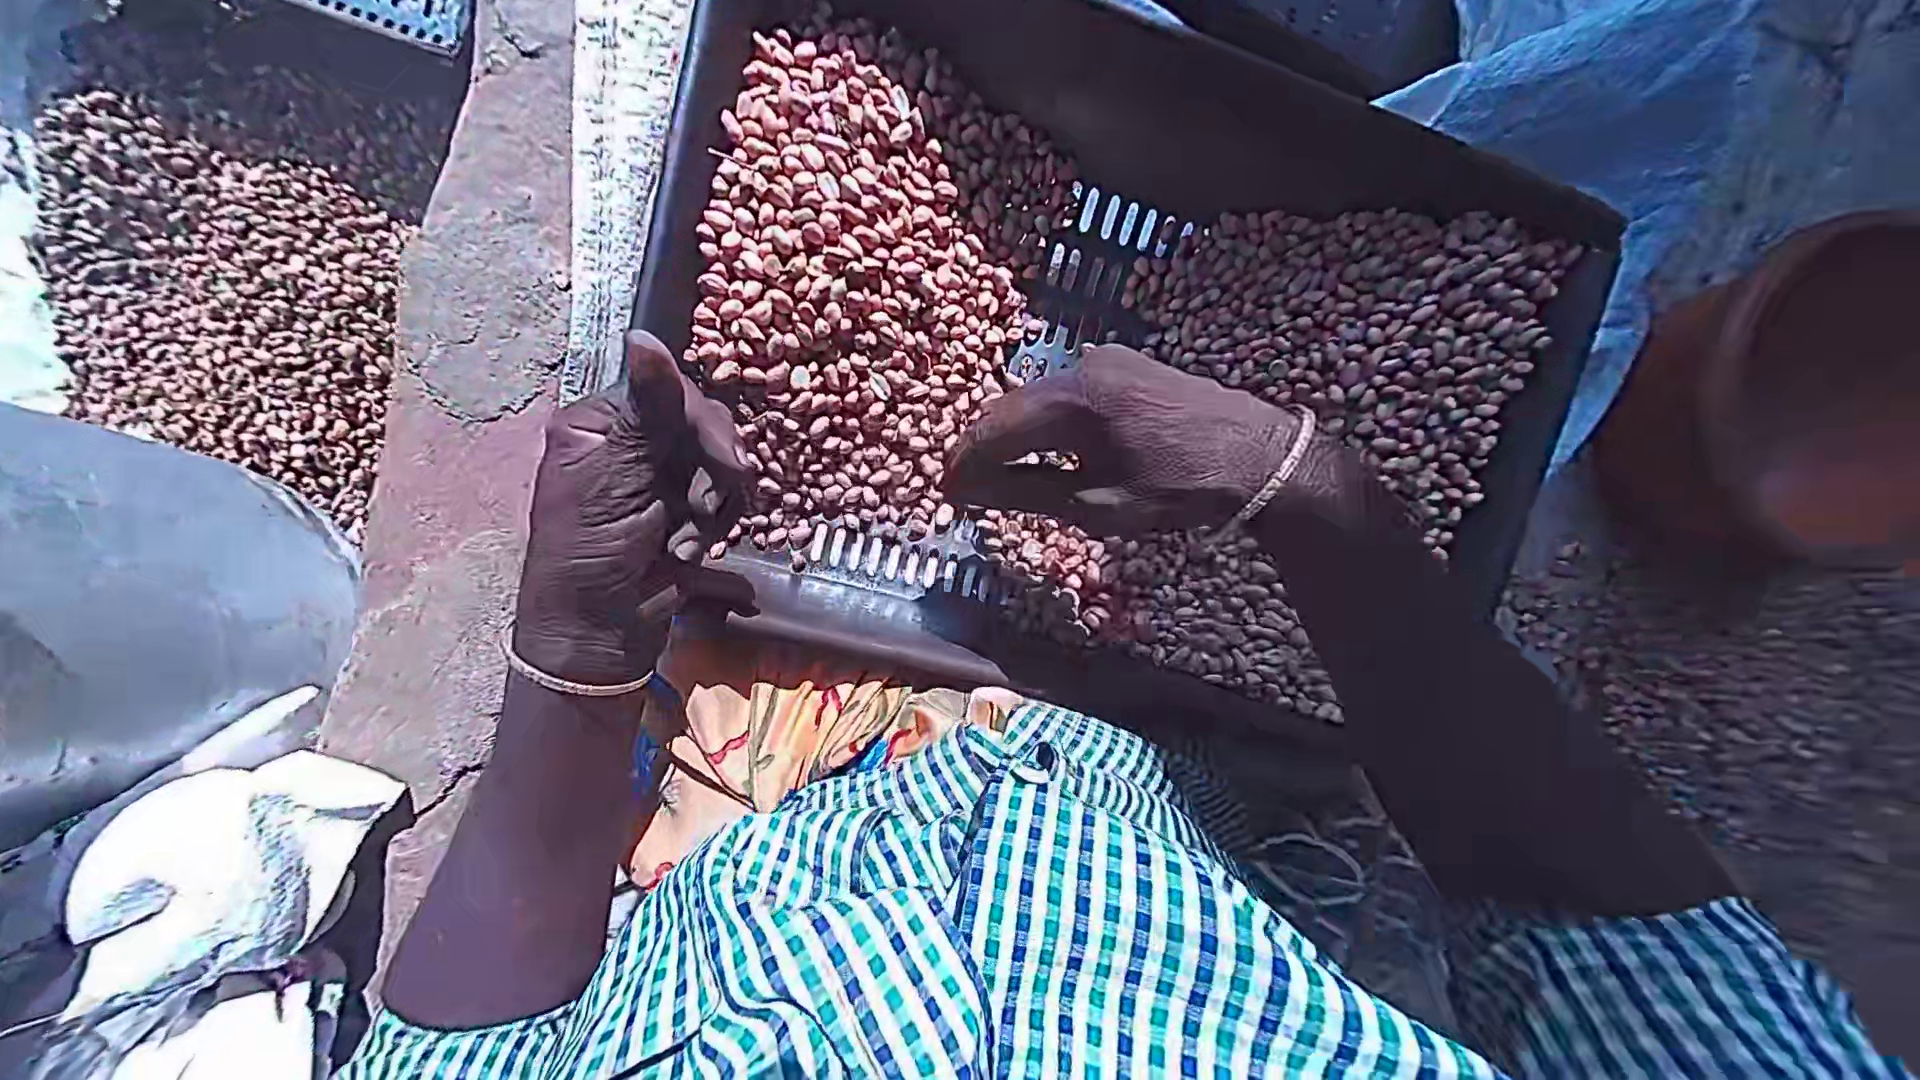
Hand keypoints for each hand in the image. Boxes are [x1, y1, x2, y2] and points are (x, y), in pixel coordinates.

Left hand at [513, 330, 753, 685]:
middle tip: (704, 511)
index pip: (675, 397)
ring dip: (714, 508)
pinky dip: (716, 529)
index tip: (733, 465)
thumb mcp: (615, 478)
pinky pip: (725, 502)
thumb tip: (644, 335)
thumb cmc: (589, 552)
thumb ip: (646, 411)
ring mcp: (664, 479)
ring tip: (685, 542)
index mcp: (605, 424)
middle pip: (707, 431)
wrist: (599, 632)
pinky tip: (690, 553)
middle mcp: (637, 444)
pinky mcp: (686, 511)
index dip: (709, 429)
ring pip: (723, 469)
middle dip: (714, 475)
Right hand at [946, 343, 1390, 536]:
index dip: (965, 462)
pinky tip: (1042, 448)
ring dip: (1014, 435)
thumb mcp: (1095, 502)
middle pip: (1011, 408)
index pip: (995, 428)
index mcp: (1073, 398)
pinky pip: (1066, 393)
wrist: (1258, 456)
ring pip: (1037, 399)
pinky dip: (1045, 423)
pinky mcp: (1124, 365)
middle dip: (984, 448)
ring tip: (998, 472)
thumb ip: (1026, 491)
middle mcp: (1082, 365)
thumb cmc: (1177, 487)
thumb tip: (971, 491)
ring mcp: (1105, 359)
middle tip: (965, 485)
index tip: (946, 490)